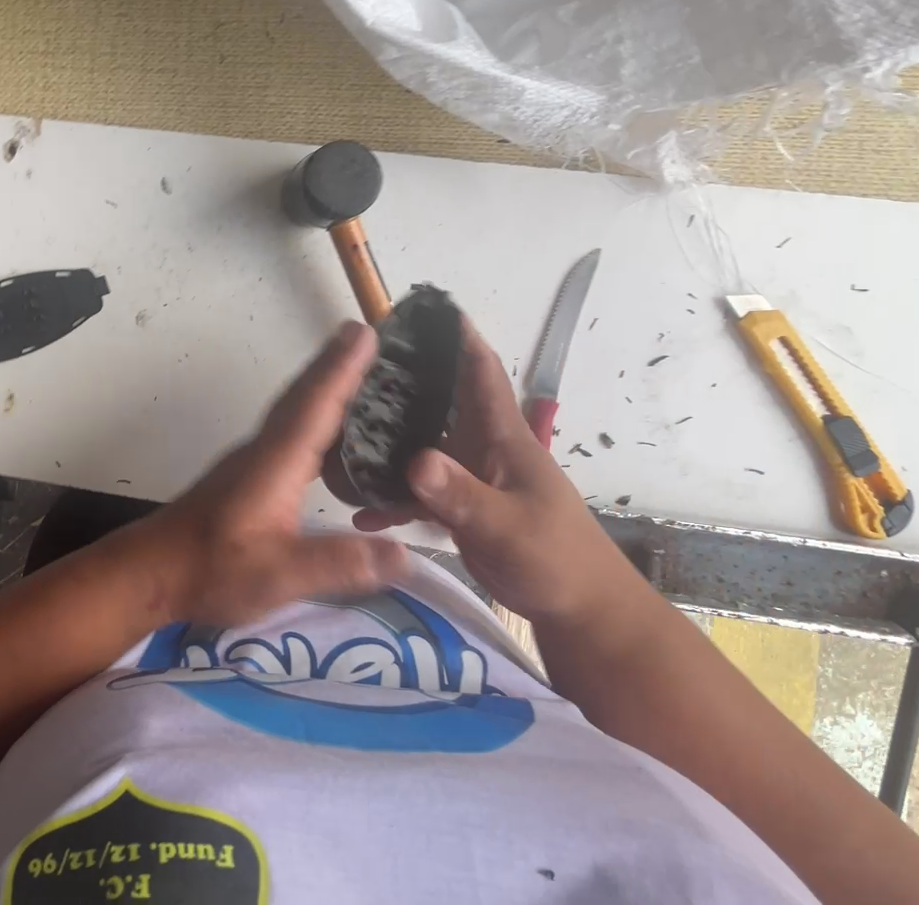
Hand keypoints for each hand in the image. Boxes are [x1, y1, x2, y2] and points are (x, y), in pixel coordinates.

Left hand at [131, 321, 407, 625]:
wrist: (152, 571)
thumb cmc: (210, 568)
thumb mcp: (279, 575)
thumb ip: (340, 563)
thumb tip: (406, 554)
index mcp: (274, 463)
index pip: (314, 406)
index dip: (341, 369)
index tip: (365, 331)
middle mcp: (261, 452)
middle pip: (302, 399)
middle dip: (334, 366)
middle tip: (366, 337)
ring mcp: (250, 463)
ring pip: (292, 414)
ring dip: (322, 390)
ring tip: (359, 377)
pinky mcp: (244, 478)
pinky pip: (287, 434)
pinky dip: (311, 420)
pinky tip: (328, 438)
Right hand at [353, 318, 638, 626]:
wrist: (578, 610)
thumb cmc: (554, 558)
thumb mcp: (506, 526)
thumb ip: (461, 494)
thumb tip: (415, 459)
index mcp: (501, 438)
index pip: (480, 372)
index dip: (457, 337)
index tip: (424, 308)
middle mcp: (480, 448)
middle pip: (438, 402)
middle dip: (403, 381)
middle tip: (353, 369)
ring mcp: (468, 478)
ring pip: (420, 445)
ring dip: (387, 440)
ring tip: (340, 430)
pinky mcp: (458, 507)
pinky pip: (416, 491)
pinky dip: (391, 496)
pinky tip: (360, 508)